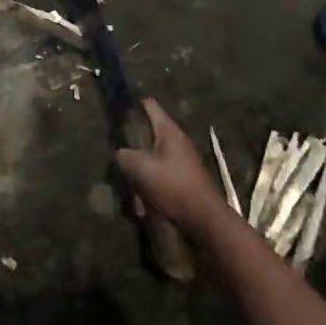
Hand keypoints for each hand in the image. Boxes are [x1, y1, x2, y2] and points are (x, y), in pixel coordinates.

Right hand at [116, 99, 234, 234]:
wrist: (207, 219)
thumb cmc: (173, 186)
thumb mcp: (140, 168)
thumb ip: (124, 156)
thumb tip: (121, 154)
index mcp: (168, 130)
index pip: (149, 104)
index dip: (133, 104)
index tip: (118, 113)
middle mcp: (178, 141)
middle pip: (149, 136)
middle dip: (134, 150)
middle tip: (122, 162)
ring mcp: (184, 160)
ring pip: (153, 160)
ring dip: (142, 175)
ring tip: (134, 194)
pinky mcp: (187, 179)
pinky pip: (163, 177)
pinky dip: (153, 188)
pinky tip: (146, 207)